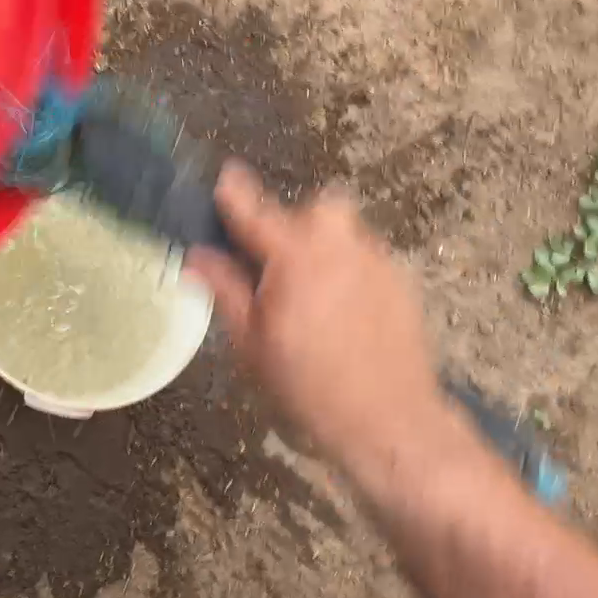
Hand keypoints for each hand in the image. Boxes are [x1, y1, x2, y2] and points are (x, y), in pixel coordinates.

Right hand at [185, 164, 473, 476]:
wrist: (387, 419)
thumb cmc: (307, 385)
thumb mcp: (251, 342)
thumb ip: (224, 290)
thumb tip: (195, 257)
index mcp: (295, 257)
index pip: (256, 211)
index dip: (235, 192)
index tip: (225, 178)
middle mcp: (340, 246)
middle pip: (316, 208)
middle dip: (296, 225)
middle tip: (279, 265)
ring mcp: (377, 260)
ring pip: (344, 232)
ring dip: (324, 248)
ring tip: (312, 294)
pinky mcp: (402, 280)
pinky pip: (367, 257)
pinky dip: (350, 270)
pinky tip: (343, 313)